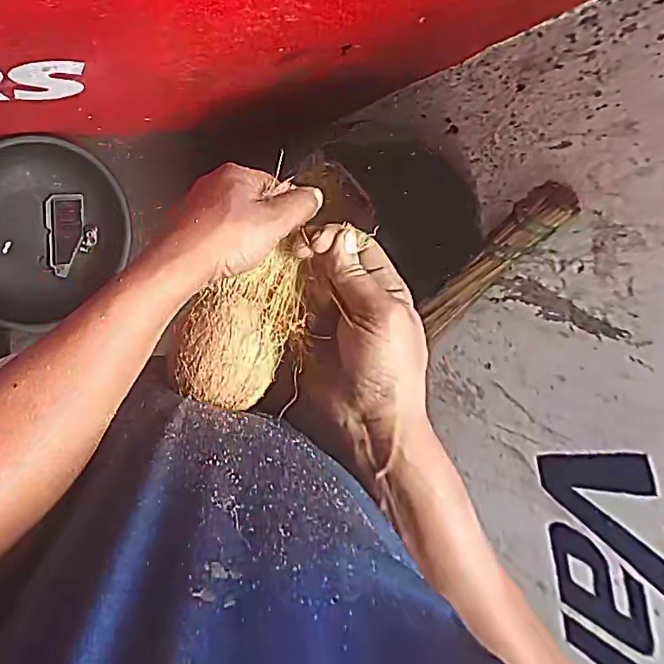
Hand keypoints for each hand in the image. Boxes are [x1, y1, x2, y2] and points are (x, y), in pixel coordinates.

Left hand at [150, 163, 322, 287]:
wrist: (177, 265)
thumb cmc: (217, 242)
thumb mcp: (274, 223)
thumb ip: (299, 206)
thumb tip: (313, 195)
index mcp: (236, 174)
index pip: (277, 184)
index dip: (288, 210)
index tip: (290, 228)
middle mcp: (214, 183)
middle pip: (256, 202)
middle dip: (265, 224)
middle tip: (266, 244)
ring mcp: (198, 205)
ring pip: (235, 219)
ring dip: (243, 237)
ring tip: (242, 254)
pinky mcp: (187, 226)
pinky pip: (216, 234)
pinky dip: (223, 246)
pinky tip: (224, 259)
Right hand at [291, 224, 432, 494]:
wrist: (368, 425)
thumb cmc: (390, 376)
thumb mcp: (381, 316)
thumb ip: (356, 276)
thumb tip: (337, 238)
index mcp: (384, 289)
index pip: (356, 245)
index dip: (334, 238)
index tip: (314, 241)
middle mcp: (354, 299)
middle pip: (326, 260)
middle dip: (308, 254)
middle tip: (293, 254)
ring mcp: (327, 318)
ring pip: (304, 282)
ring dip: (291, 275)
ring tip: (280, 272)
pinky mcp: (304, 337)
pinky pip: (288, 309)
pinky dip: (279, 299)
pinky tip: (272, 294)